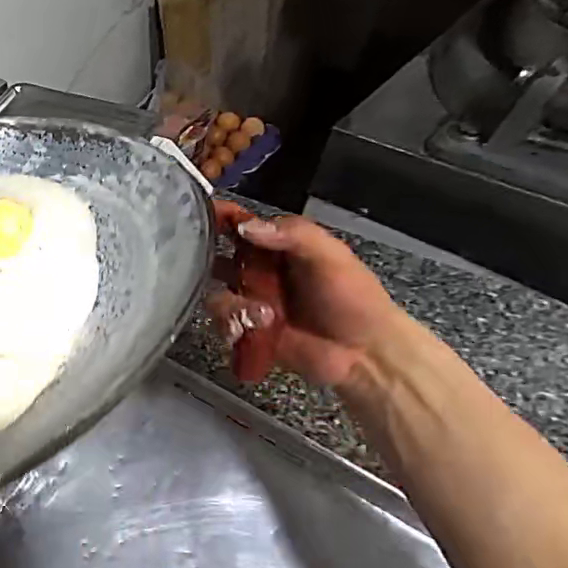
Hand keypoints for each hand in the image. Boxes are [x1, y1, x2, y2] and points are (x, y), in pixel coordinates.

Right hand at [204, 207, 405, 387]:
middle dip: (208, 266)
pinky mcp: (246, 331)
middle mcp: (258, 272)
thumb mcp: (330, 255)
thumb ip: (293, 234)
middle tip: (211, 271)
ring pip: (216, 294)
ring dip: (231, 303)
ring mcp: (250, 302)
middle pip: (216, 259)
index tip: (201, 214)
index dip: (220, 217)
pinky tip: (257, 328)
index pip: (241, 225)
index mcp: (278, 247)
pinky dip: (234, 325)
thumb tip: (244, 227)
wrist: (365, 353)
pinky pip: (221, 324)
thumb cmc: (353, 299)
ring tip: (261, 314)